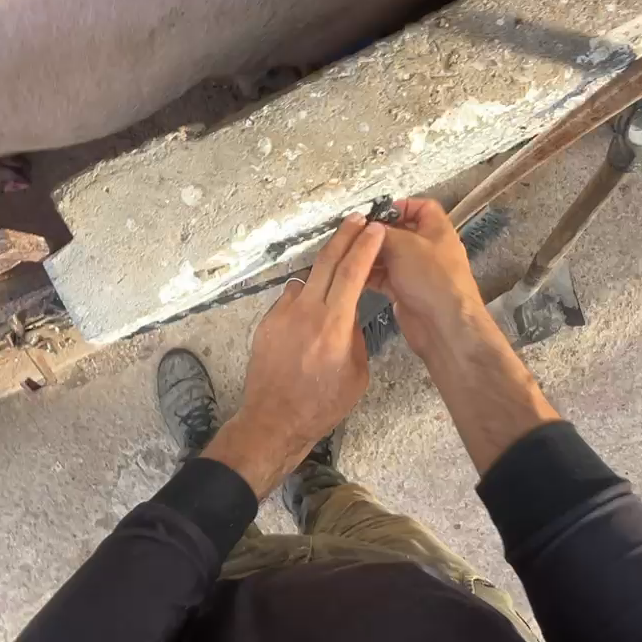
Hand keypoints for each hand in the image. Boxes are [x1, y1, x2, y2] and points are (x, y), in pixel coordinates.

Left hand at [204, 214, 385, 496]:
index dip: (365, 245)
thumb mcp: (356, 373)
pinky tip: (310, 317)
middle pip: (326, 261)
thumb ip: (354, 336)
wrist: (274, 421)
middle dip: (344, 236)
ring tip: (335, 277)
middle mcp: (305, 312)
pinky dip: (303, 300)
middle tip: (356, 220)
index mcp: (333, 324)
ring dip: (322, 274)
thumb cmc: (322, 404)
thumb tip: (348, 314)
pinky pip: (290, 300)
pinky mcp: (267, 323)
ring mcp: (282, 315)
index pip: (353, 272)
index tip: (374, 228)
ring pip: (306, 280)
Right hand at [367, 198, 491, 354]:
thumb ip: (382, 232)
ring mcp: (417, 272)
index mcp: (437, 230)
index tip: (377, 211)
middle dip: (378, 234)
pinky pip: (385, 278)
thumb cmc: (431, 278)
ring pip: (390, 257)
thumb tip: (368, 228)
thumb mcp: (404, 244)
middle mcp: (428, 249)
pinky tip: (354, 274)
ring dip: (371, 256)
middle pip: (400, 233)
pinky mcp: (406, 291)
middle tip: (355, 234)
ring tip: (350, 254)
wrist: (443, 324)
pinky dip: (370, 275)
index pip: (422, 207)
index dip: (400, 205)